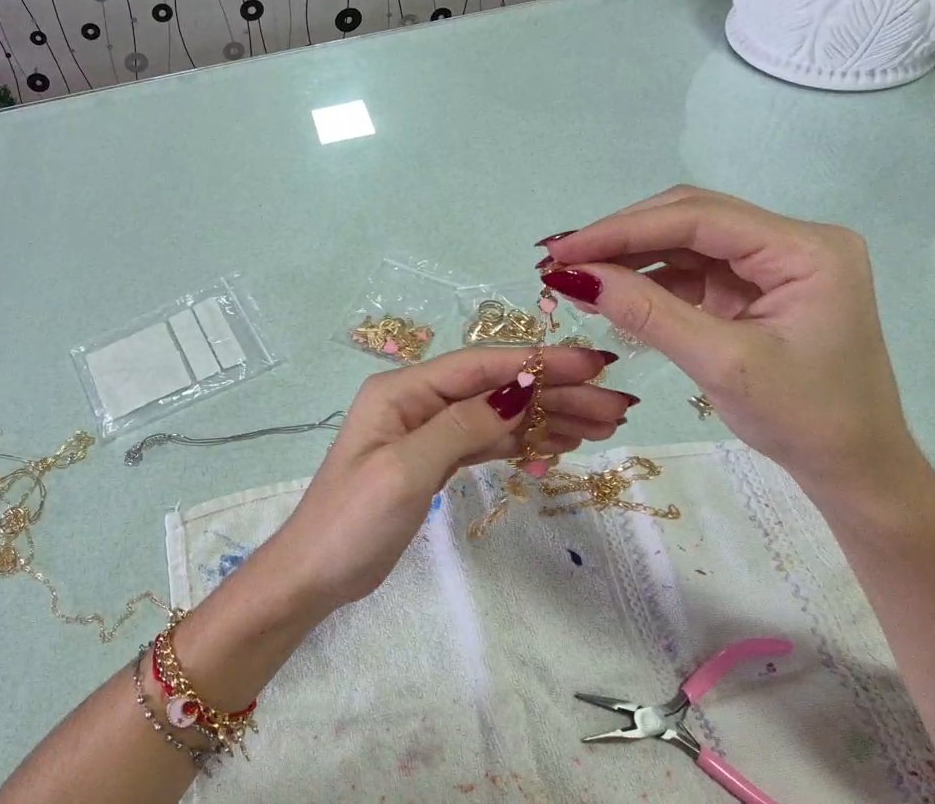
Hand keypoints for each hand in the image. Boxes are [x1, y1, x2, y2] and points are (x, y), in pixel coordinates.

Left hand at [245, 344, 626, 618]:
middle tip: (618, 409)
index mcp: (402, 391)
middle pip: (496, 389)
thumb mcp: (406, 470)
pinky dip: (523, 442)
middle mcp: (415, 403)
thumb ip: (462, 426)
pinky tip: (560, 444)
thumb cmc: (353, 520)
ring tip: (605, 427)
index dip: (540, 362)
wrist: (316, 572)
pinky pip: (486, 443)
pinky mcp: (432, 462)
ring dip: (548, 418)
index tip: (597, 367)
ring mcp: (424, 432)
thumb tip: (521, 388)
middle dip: (556, 394)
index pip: (481, 366)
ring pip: (497, 416)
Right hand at [538, 186, 918, 495]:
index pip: (698, 218)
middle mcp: (793, 242)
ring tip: (573, 277)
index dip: (622, 230)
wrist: (853, 467)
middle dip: (621, 237)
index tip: (562, 251)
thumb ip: (647, 312)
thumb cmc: (803, 418)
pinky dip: (646, 280)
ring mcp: (774, 264)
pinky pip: (689, 269)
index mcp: (806, 250)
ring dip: (628, 257)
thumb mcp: (719, 363)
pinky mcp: (754, 288)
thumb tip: (572, 276)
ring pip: (684, 241)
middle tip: (560, 260)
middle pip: (689, 218)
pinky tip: (608, 294)